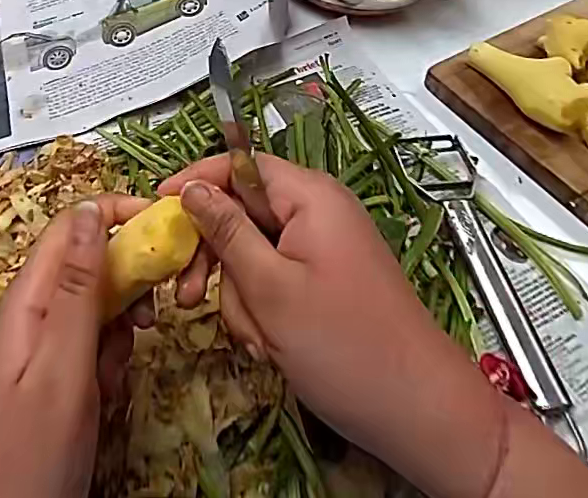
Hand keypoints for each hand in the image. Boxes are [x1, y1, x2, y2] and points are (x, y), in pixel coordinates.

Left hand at [0, 196, 154, 497]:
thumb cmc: (31, 450)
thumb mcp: (62, 364)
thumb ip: (76, 286)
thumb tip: (88, 210)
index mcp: (27, 295)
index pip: (70, 225)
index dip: (114, 215)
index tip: (161, 229)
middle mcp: (30, 307)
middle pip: (86, 262)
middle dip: (124, 283)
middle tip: (148, 321)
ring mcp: (38, 340)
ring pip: (93, 305)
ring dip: (117, 329)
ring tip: (114, 374)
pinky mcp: (50, 370)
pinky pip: (88, 342)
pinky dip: (107, 359)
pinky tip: (105, 393)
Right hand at [160, 154, 516, 497]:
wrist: (429, 423)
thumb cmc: (348, 349)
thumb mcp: (270, 288)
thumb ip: (225, 230)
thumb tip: (189, 188)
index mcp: (310, 196)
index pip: (237, 164)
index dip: (194, 182)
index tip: (158, 209)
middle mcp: (316, 211)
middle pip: (239, 209)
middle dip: (215, 254)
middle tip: (190, 295)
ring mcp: (320, 246)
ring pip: (250, 249)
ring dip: (239, 291)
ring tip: (252, 335)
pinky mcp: (322, 277)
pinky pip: (272, 274)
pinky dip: (260, 305)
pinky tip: (268, 342)